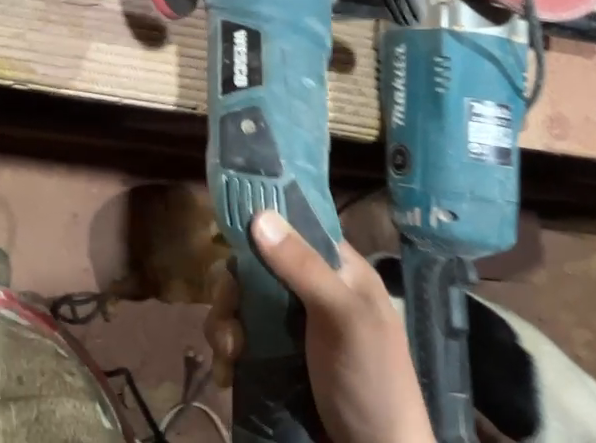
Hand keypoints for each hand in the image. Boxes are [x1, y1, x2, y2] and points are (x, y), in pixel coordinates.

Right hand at [205, 210, 433, 442]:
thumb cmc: (372, 380)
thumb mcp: (345, 318)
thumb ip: (304, 268)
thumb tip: (259, 214)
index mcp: (336, 270)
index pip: (292, 227)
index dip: (258, 226)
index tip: (228, 236)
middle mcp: (309, 291)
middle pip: (253, 267)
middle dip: (231, 290)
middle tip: (228, 314)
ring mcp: (289, 327)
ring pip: (239, 304)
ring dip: (223, 325)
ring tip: (229, 355)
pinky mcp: (272, 360)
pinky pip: (236, 340)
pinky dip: (225, 353)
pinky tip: (227, 373)